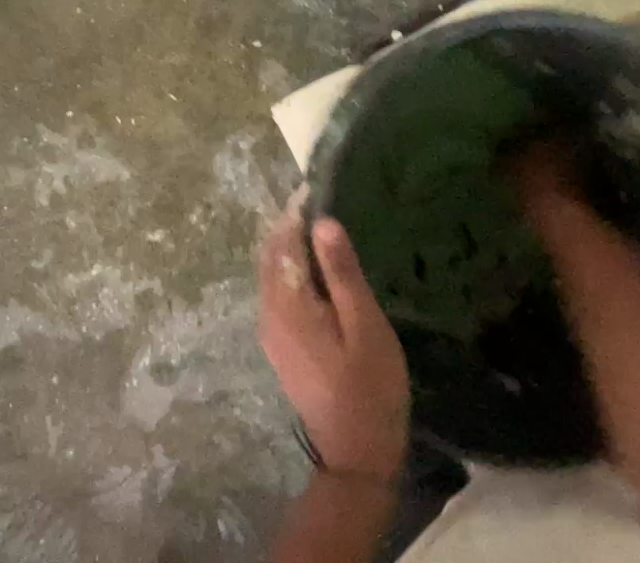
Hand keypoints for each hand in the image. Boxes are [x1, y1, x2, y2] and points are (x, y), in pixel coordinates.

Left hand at [258, 188, 409, 482]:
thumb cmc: (369, 385)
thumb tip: (323, 221)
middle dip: (290, 225)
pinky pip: (279, 292)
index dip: (296, 212)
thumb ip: (342, 273)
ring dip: (291, 246)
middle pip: (271, 256)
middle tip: (320, 198)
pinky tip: (319, 266)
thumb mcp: (365, 325)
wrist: (355, 453)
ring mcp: (272, 332)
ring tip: (322, 224)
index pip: (282, 243)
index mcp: (288, 305)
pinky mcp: (281, 344)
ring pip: (273, 274)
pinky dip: (293, 269)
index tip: (316, 186)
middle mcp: (270, 314)